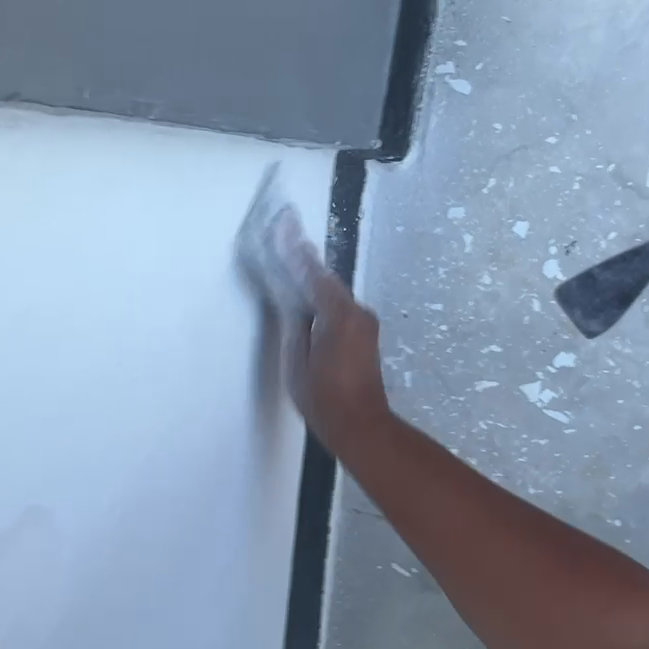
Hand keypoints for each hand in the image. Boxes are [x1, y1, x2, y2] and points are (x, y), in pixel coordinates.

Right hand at [286, 246, 393, 445]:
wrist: (361, 425)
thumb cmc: (324, 398)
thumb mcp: (297, 362)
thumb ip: (296, 326)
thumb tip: (295, 303)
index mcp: (338, 314)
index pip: (312, 273)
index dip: (295, 249)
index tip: (284, 223)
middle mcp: (356, 311)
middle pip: (324, 279)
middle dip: (303, 258)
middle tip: (284, 230)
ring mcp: (364, 321)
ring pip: (332, 293)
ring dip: (312, 278)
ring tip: (290, 256)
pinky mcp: (364, 333)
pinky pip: (338, 307)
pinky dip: (322, 297)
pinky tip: (307, 295)